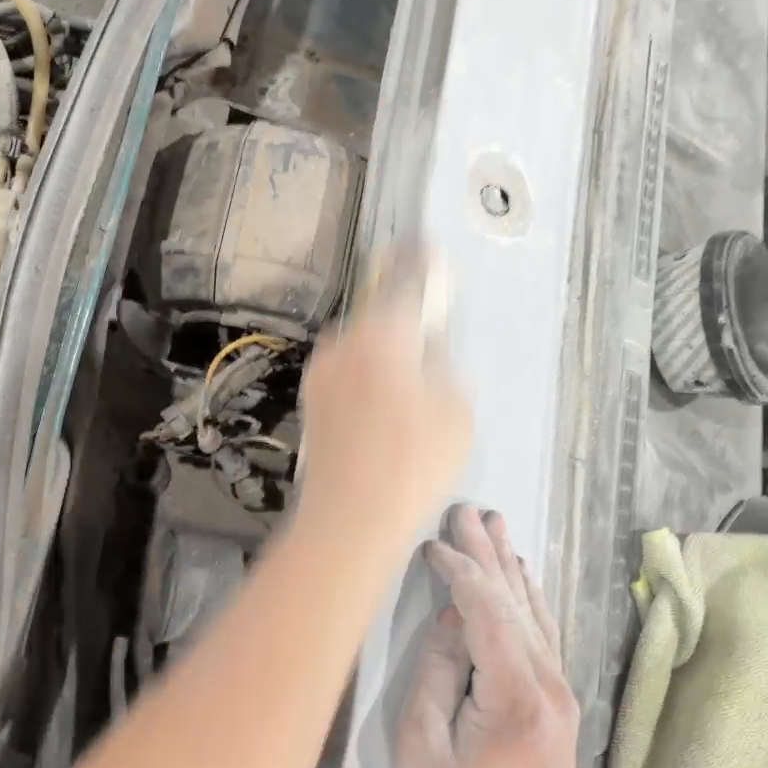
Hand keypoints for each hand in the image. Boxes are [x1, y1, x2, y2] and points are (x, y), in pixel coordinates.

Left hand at [296, 255, 470, 541]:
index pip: (408, 281)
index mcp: (383, 333)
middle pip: (381, 315)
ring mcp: (322, 371)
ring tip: (408, 387)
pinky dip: (367, 377)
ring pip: (362, 346)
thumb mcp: (455, 410)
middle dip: (404, 320)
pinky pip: (348, 373)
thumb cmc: (414, 462)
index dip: (423, 264)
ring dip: (384, 352)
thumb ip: (442, 362)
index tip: (430, 249)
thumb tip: (427, 347)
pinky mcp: (311, 401)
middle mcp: (345, 341)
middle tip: (430, 339)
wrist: (349, 518)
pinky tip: (382, 410)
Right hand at [397, 504, 579, 767]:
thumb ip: (436, 675)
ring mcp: (561, 689)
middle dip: (486, 552)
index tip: (431, 548)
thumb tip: (451, 620)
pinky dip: (527, 596)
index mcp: (516, 695)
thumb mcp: (423, 750)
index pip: (487, 610)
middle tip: (467, 510)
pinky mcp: (560, 698)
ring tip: (493, 525)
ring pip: (533, 610)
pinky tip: (520, 574)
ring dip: (509, 565)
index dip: (459, 571)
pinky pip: (544, 631)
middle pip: (514, 600)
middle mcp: (550, 682)